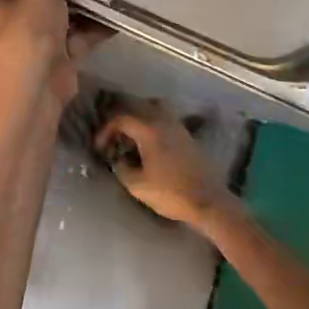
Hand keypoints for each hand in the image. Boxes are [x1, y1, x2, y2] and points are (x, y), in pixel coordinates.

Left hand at [0, 0, 110, 126]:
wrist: (33, 90)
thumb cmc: (28, 34)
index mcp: (1, 2)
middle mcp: (17, 21)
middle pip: (51, 0)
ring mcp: (39, 43)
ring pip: (68, 19)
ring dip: (88, 11)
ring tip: (112, 0)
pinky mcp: (59, 61)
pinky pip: (80, 38)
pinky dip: (96, 30)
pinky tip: (115, 20)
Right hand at [93, 101, 235, 231]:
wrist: (208, 201)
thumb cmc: (171, 193)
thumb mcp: (138, 185)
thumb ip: (121, 168)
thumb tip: (117, 160)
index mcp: (149, 130)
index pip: (121, 119)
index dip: (105, 131)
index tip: (99, 148)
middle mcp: (164, 121)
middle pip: (138, 107)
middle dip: (121, 120)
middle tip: (112, 137)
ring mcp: (178, 127)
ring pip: (154, 110)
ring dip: (138, 119)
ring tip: (130, 138)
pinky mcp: (187, 136)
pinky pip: (165, 119)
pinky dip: (152, 124)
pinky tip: (149, 145)